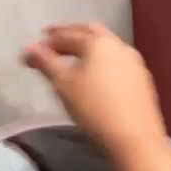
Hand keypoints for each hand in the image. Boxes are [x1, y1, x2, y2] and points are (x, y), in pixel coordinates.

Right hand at [23, 22, 167, 156]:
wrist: (136, 140)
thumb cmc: (94, 107)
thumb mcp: (63, 83)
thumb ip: (45, 62)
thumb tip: (28, 48)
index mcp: (98, 42)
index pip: (67, 36)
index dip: (46, 43)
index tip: (30, 54)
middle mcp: (118, 45)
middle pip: (89, 31)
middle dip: (69, 33)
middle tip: (51, 38)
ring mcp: (134, 62)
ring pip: (105, 45)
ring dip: (86, 45)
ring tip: (71, 55)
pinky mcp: (142, 80)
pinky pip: (115, 60)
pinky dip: (100, 59)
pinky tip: (94, 72)